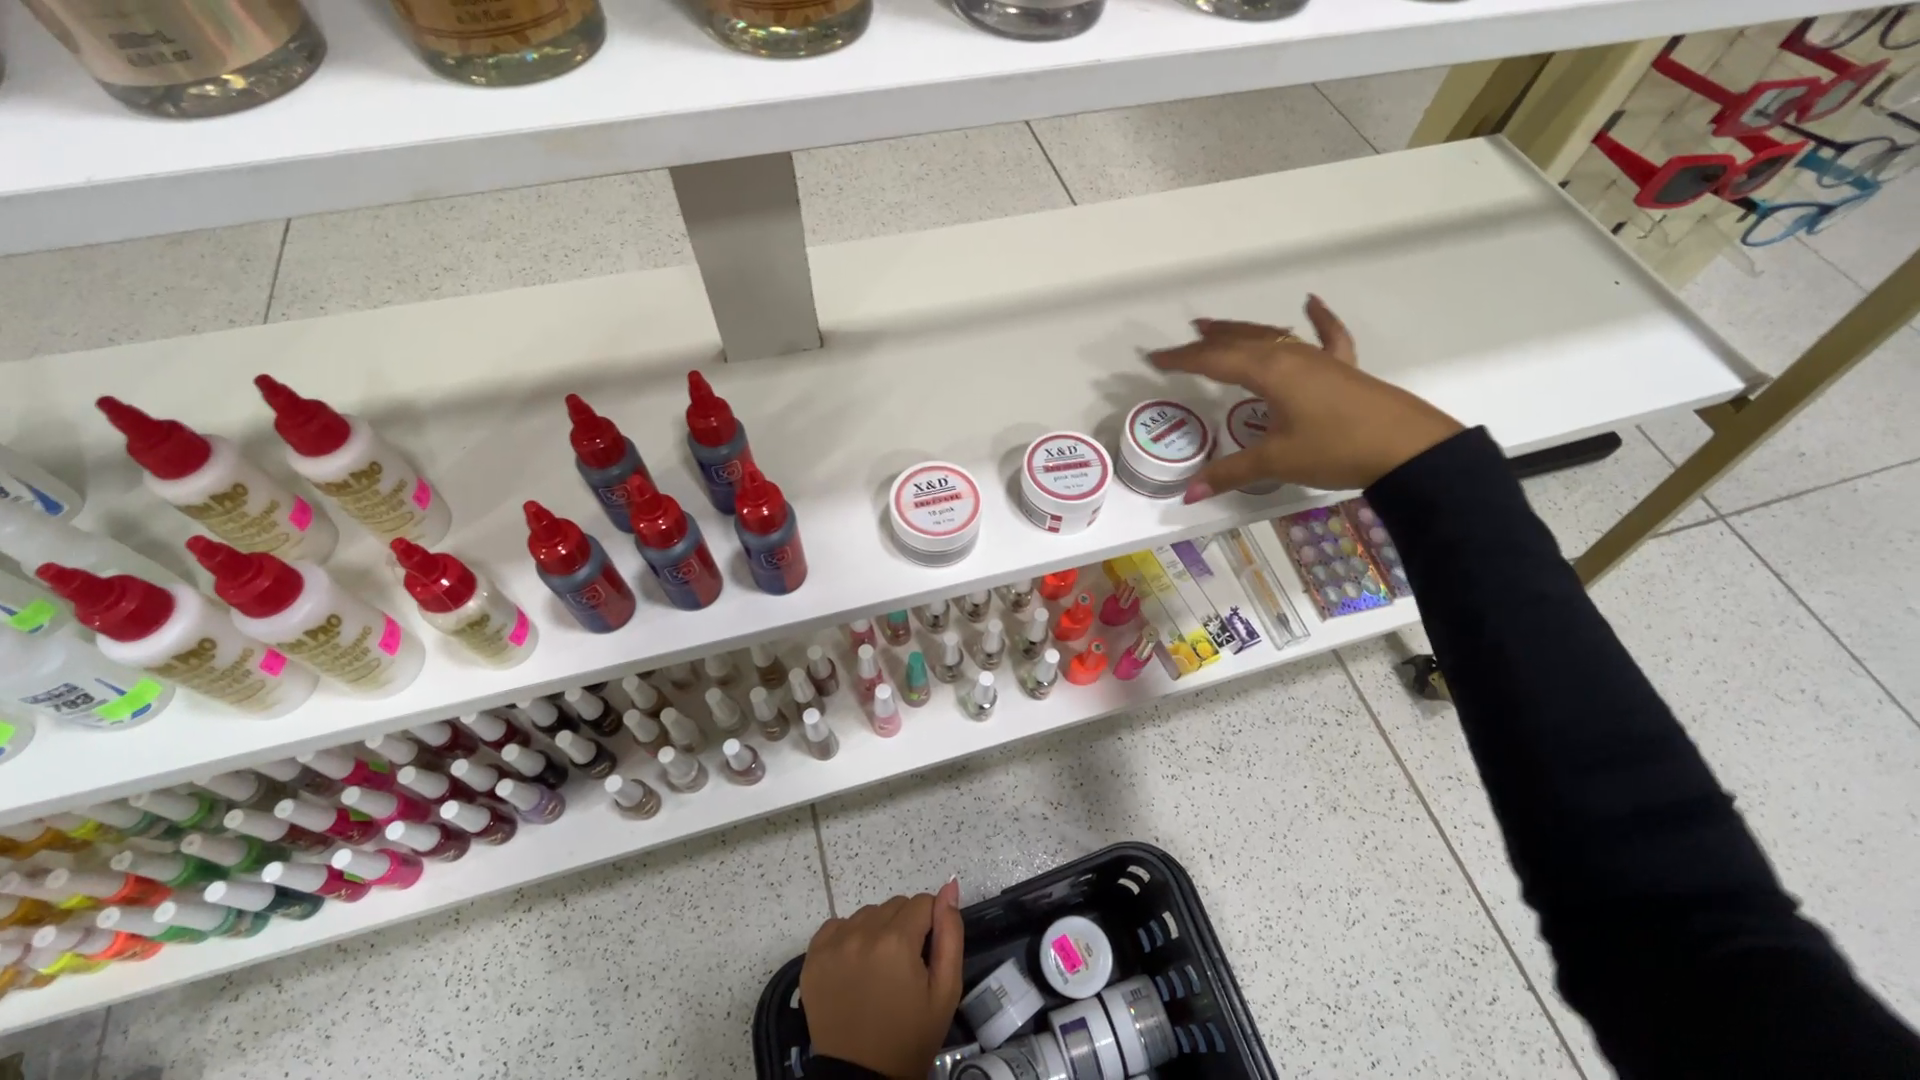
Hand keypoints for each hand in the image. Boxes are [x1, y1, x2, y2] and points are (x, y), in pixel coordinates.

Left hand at [801, 881, 964, 1078]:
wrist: (860, 1077)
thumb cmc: (909, 1036)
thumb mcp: (945, 991)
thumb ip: (950, 933)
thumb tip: (949, 887)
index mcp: (897, 941)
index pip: (922, 902)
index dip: (931, 925)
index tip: (926, 955)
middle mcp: (862, 933)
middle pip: (894, 905)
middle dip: (905, 927)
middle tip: (905, 966)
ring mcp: (833, 944)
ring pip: (867, 914)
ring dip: (878, 930)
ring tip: (879, 968)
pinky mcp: (812, 957)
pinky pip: (837, 926)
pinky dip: (849, 937)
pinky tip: (855, 966)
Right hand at [1148, 295, 1463, 495]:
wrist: (1406, 448)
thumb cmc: (1335, 449)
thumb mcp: (1277, 462)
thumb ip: (1231, 473)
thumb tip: (1188, 494)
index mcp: (1268, 371)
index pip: (1213, 360)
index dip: (1181, 359)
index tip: (1153, 358)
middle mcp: (1290, 356)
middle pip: (1240, 341)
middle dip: (1207, 341)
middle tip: (1181, 341)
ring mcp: (1319, 359)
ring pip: (1273, 335)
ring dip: (1242, 330)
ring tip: (1216, 326)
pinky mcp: (1344, 369)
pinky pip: (1326, 337)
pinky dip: (1317, 319)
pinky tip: (1310, 302)